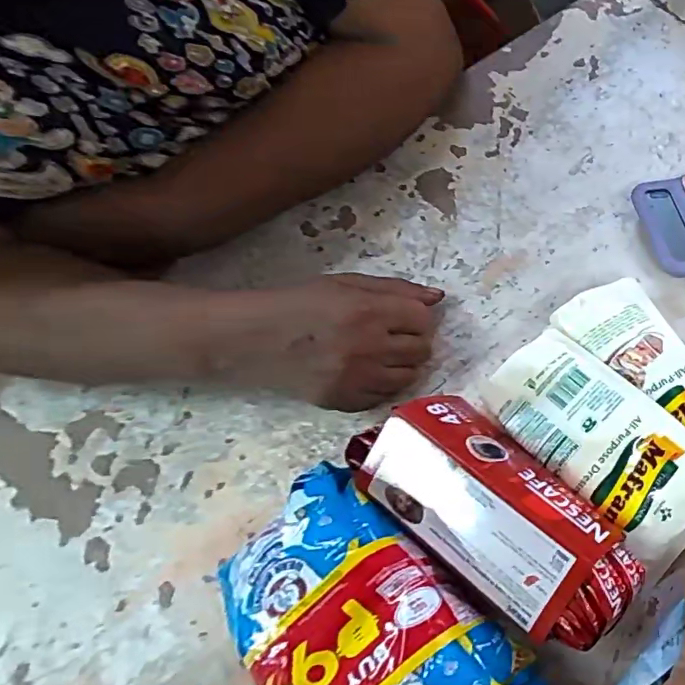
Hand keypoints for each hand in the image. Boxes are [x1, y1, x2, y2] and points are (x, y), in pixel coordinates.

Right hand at [218, 273, 442, 410]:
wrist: (247, 339)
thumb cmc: (300, 304)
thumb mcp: (347, 284)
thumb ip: (397, 289)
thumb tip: (438, 298)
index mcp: (368, 312)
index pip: (423, 319)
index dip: (417, 317)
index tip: (402, 317)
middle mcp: (366, 347)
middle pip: (422, 349)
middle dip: (413, 341)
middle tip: (390, 336)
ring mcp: (355, 378)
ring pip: (409, 375)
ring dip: (402, 364)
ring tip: (377, 354)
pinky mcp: (343, 401)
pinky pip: (385, 395)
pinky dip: (381, 385)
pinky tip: (362, 371)